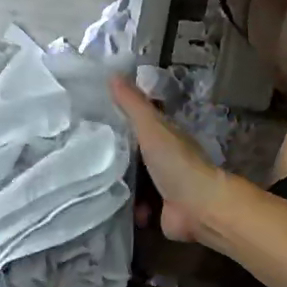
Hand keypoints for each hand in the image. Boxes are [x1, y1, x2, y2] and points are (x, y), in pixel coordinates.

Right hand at [109, 75, 241, 244]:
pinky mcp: (160, 212)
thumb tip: (112, 74)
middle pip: (134, 157)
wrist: (198, 207)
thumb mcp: (151, 127)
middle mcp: (165, 161)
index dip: (118, 123)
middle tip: (88, 159)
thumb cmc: (176, 164)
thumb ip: (132, 104)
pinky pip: (139, 210)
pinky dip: (132, 211)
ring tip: (98, 185)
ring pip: (134, 185)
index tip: (92, 123)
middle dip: (115, 160)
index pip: (139, 125)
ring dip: (121, 188)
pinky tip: (120, 208)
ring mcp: (164, 188)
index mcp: (166, 137)